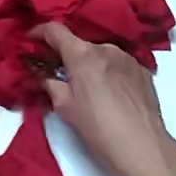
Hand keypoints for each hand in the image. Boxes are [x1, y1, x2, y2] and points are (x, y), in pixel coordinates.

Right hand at [35, 22, 175, 175]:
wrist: (141, 145)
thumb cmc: (98, 127)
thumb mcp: (65, 107)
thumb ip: (51, 84)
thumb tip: (46, 77)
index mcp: (83, 54)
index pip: (56, 30)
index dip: (40, 32)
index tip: (32, 39)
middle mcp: (107, 49)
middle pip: (81, 45)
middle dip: (69, 58)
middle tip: (63, 77)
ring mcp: (128, 58)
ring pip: (102, 55)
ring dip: (92, 66)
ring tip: (91, 90)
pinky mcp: (143, 71)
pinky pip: (120, 65)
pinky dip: (111, 74)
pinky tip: (112, 95)